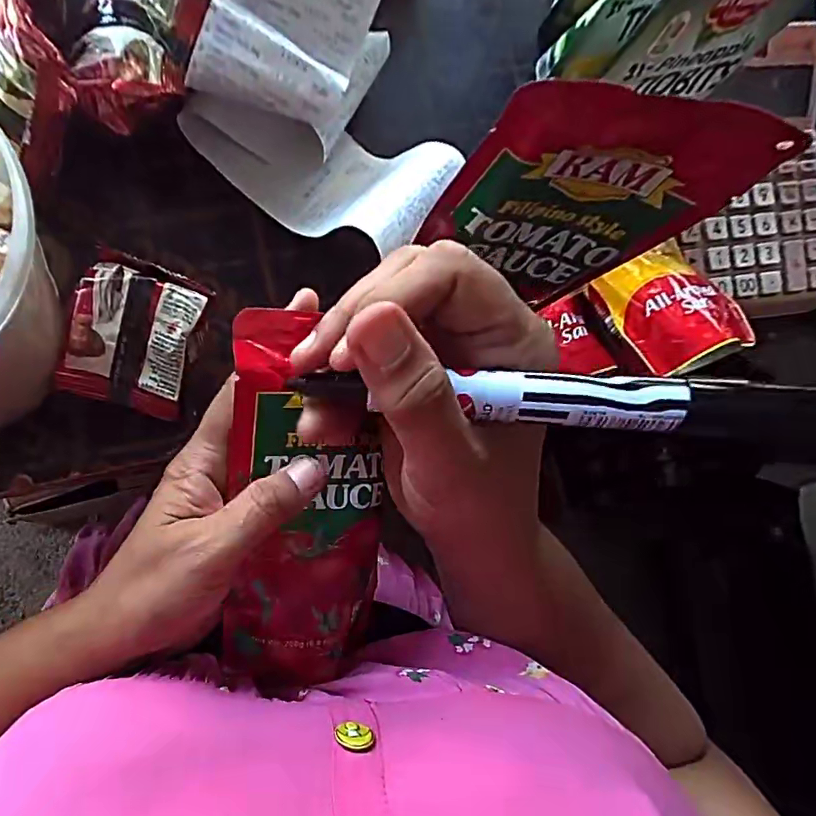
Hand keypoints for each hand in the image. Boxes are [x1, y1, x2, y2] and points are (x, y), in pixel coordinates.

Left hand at [79, 291, 329, 663]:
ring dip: (309, 446)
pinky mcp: (235, 530)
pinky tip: (340, 490)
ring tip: (364, 425)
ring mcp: (226, 501)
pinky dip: (302, 491)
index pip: (235, 397)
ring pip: (272, 462)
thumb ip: (260, 509)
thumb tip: (316, 464)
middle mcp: (214, 472)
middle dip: (303, 400)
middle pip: (262, 424)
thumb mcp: (211, 548)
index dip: (269, 359)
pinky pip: (274, 500)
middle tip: (360, 378)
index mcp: (199, 463)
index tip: (308, 321)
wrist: (122, 634)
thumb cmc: (154, 589)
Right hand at [286, 242, 554, 554]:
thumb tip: (367, 321)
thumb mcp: (445, 457)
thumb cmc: (475, 507)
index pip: (448, 274)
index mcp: (509, 336)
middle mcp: (476, 327)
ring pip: (375, 313)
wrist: (472, 541)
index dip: (388, 300)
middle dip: (350, 320)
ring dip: (331, 354)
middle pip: (406, 280)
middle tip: (310, 365)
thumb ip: (413, 392)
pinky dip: (331, 383)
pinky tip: (318, 418)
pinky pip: (360, 352)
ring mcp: (441, 345)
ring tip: (306, 399)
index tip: (341, 356)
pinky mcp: (408, 367)